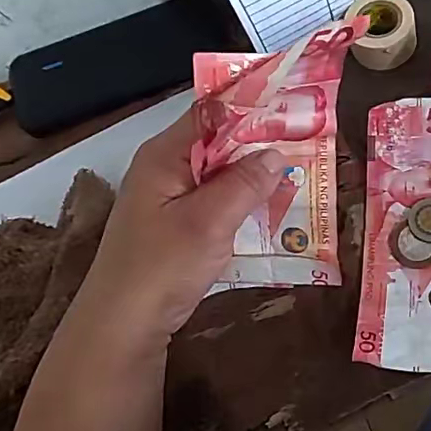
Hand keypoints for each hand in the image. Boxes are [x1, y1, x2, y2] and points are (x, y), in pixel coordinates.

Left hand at [73, 109, 285, 342]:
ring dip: (255, 174)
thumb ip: (244, 183)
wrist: (123, 326)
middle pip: (218, 142)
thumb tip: (276, 152)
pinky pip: (218, 200)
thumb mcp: (209, 222)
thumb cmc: (162, 267)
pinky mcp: (179, 225)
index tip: (292, 104)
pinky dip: (244, 200)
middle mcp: (165, 169)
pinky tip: (273, 208)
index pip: (210, 113)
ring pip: (221, 174)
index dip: (250, 105)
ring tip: (300, 170)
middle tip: (307, 139)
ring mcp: (171, 198)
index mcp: (164, 156)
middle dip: (260, 141)